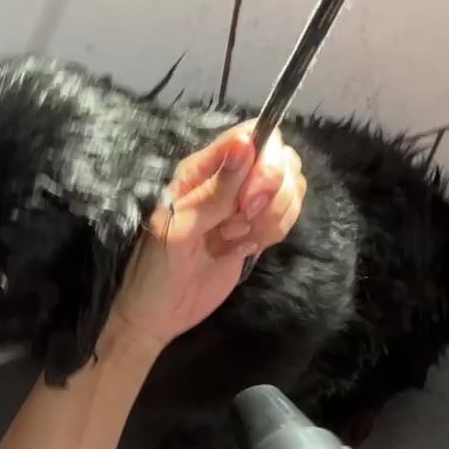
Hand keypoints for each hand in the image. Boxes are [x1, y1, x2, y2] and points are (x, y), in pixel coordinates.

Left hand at [106, 122, 304, 350]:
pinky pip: (285, 215)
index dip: (265, 162)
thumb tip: (244, 143)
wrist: (161, 312)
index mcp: (201, 169)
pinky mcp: (257, 227)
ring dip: (272, 218)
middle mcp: (227, 178)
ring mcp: (245, 203)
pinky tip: (244, 249)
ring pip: (289, 188)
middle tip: (240, 226)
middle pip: (281, 160)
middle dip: (271, 196)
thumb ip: (215, 190)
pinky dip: (275, 233)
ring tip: (235, 241)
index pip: (252, 135)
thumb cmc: (159, 268)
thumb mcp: (181, 229)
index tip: (250, 200)